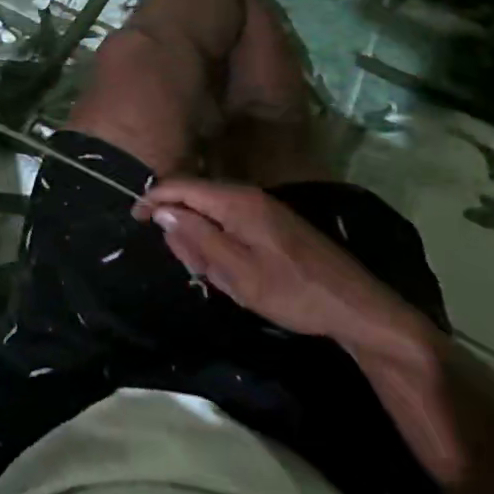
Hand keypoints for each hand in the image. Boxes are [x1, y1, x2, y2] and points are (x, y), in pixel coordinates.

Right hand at [134, 180, 436, 356]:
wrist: (358, 308)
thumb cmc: (293, 292)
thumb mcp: (238, 273)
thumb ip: (197, 238)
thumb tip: (162, 210)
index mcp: (236, 201)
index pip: (180, 185)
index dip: (153, 199)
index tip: (135, 220)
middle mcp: (247, 194)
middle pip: (194, 196)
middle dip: (179, 223)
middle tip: (184, 262)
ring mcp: (262, 207)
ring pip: (211, 210)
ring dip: (200, 236)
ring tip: (209, 272)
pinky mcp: (273, 222)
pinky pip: (230, 221)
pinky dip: (218, 240)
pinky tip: (229, 268)